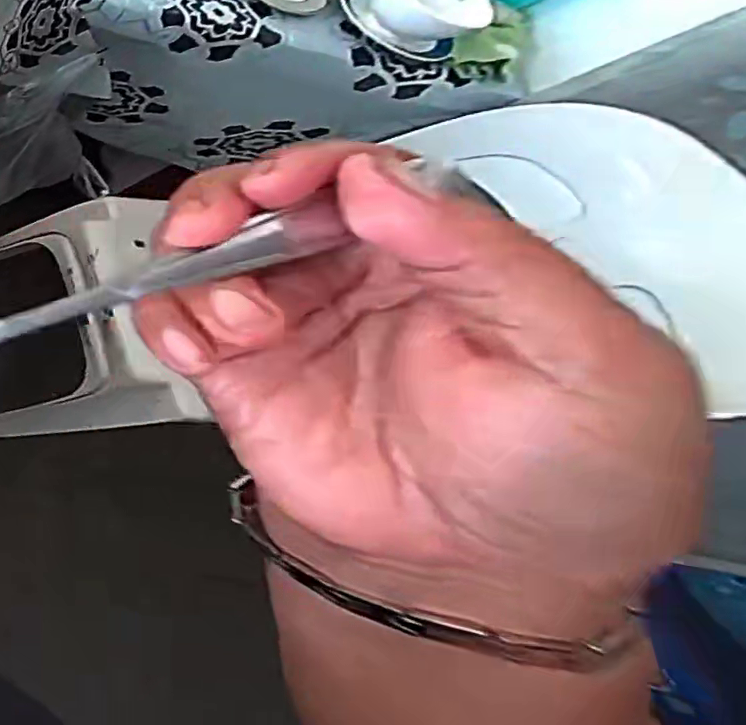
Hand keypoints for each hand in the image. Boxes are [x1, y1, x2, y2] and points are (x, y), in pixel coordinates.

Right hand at [134, 143, 707, 636]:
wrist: (474, 577)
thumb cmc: (558, 476)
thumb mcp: (582, 359)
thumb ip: (486, 256)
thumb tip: (377, 180)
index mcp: (419, 248)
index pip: (344, 175)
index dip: (301, 168)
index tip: (276, 187)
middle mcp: (335, 271)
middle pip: (250, 199)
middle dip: (215, 203)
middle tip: (206, 228)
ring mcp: (275, 315)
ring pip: (198, 251)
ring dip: (196, 275)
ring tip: (238, 328)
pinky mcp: (228, 363)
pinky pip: (170, 317)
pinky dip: (163, 319)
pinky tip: (191, 348)